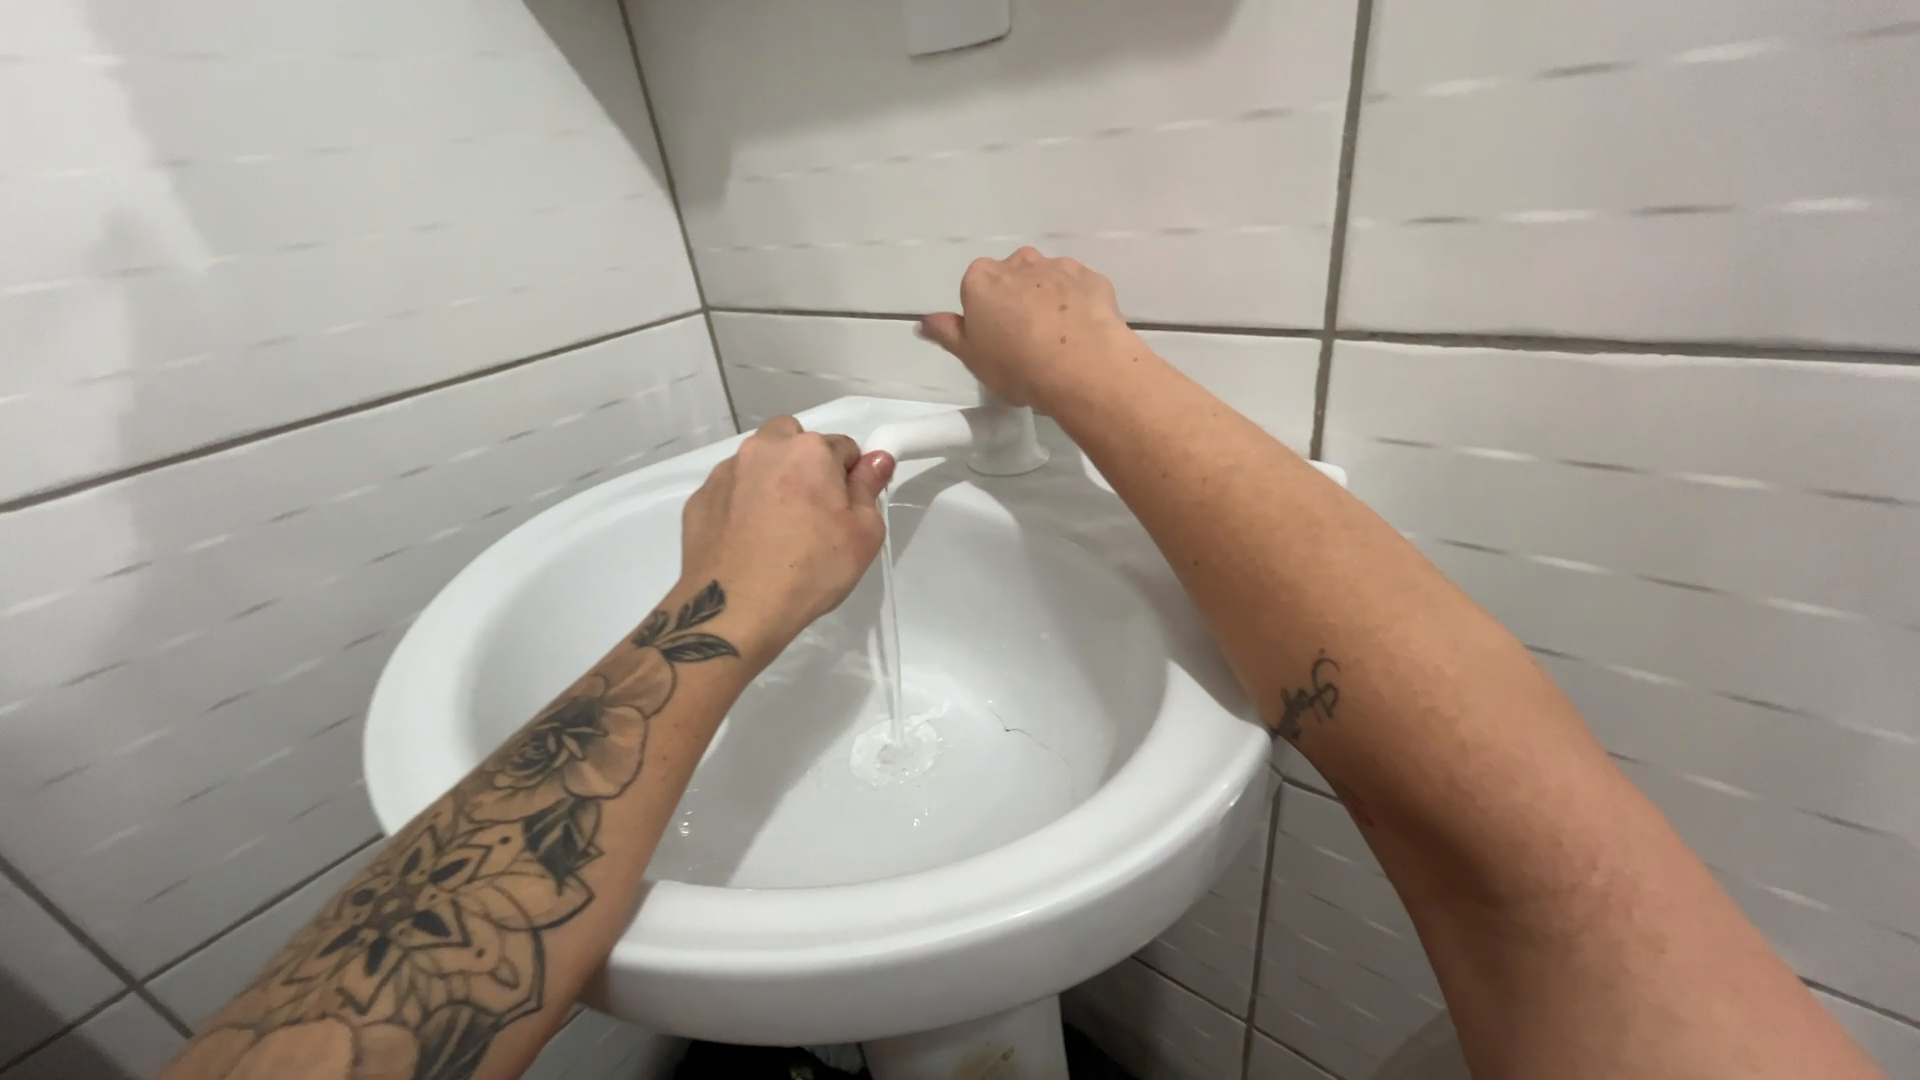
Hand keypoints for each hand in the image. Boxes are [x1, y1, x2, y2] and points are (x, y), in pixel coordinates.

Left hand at [679, 417, 894, 660]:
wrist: (736, 608)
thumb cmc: (811, 569)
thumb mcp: (863, 535)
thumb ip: (870, 488)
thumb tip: (877, 459)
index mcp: (809, 451)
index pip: (843, 447)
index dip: (850, 477)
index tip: (847, 509)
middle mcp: (763, 449)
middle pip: (792, 439)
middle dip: (805, 462)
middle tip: (812, 509)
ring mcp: (725, 473)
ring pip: (757, 462)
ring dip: (770, 480)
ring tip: (776, 529)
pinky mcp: (699, 500)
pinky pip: (730, 490)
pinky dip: (741, 504)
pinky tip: (748, 541)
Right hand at [918, 246, 1137, 411]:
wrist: (1081, 366)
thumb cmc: (1016, 365)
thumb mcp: (971, 358)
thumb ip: (947, 334)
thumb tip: (922, 321)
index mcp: (981, 279)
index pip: (976, 290)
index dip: (985, 317)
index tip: (996, 342)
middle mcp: (1018, 262)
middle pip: (1012, 280)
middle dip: (1017, 302)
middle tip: (1026, 342)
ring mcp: (1058, 267)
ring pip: (1047, 282)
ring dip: (1049, 302)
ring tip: (1058, 341)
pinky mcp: (1092, 278)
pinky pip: (1079, 290)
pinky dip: (1078, 306)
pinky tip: (1081, 334)